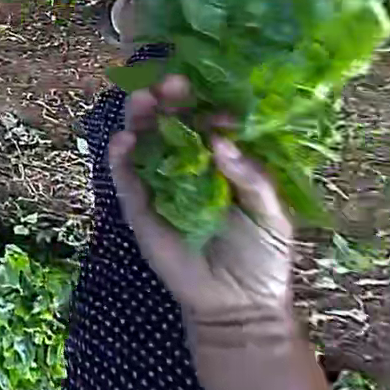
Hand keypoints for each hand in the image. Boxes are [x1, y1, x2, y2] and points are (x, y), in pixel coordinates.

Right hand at [109, 75, 298, 346]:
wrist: (239, 306)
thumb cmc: (261, 255)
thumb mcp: (270, 213)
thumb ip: (252, 176)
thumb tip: (220, 141)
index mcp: (218, 156)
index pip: (205, 118)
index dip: (204, 103)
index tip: (213, 103)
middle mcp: (184, 161)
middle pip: (168, 119)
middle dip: (166, 97)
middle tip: (170, 83)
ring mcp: (158, 182)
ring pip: (141, 138)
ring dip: (139, 116)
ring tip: (143, 100)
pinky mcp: (138, 206)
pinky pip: (124, 177)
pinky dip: (119, 156)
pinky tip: (124, 140)